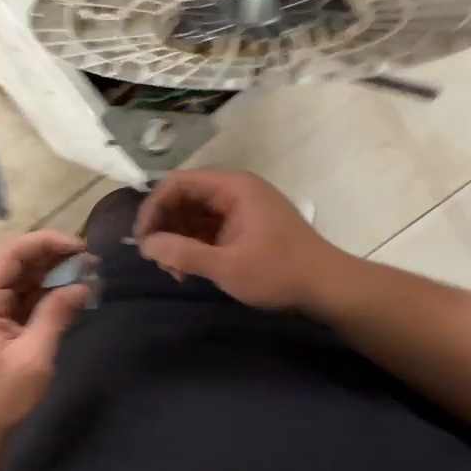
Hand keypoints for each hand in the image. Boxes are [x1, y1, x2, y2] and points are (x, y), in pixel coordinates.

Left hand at [0, 231, 91, 440]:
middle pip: (15, 263)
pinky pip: (18, 300)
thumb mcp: (34, 357)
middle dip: (52, 257)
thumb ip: (56, 316)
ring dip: (49, 275)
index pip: (12, 253)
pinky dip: (42, 295)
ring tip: (84, 276)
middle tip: (89, 262)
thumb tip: (82, 287)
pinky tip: (67, 296)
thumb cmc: (0, 397)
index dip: (47, 242)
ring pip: (18, 281)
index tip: (81, 247)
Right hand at [136, 169, 358, 314]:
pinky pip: (209, 228)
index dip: (154, 207)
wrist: (328, 288)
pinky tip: (187, 270)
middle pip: (185, 197)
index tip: (142, 238)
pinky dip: (193, 245)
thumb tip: (146, 246)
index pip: (179, 183)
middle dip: (164, 225)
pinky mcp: (246, 227)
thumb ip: (183, 254)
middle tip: (154, 257)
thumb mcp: (227, 267)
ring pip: (195, 214)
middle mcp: (237, 191)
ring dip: (177, 238)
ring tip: (171, 269)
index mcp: (235, 188)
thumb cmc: (279, 273)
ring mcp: (243, 209)